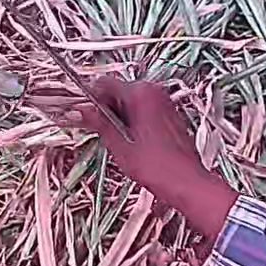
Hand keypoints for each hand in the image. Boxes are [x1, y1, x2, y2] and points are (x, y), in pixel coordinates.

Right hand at [68, 77, 237, 237]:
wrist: (185, 182)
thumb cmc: (157, 166)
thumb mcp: (118, 144)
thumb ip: (98, 122)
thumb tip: (80, 111)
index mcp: (140, 93)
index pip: (104, 84)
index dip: (90, 99)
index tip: (82, 113)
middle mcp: (154, 92)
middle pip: (117, 91)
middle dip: (104, 109)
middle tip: (96, 130)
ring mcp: (163, 102)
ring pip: (130, 101)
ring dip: (117, 116)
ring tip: (115, 140)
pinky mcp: (168, 114)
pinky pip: (143, 109)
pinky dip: (132, 120)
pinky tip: (130, 141)